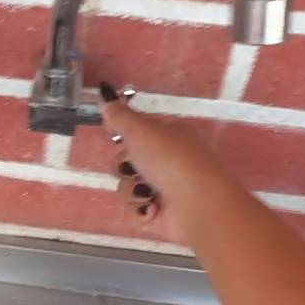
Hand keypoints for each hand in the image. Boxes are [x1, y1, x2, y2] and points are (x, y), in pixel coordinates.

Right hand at [99, 84, 235, 245]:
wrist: (200, 205)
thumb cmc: (172, 160)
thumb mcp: (142, 131)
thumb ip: (119, 115)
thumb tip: (104, 89)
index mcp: (167, 137)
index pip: (134, 133)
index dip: (122, 136)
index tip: (116, 137)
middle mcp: (165, 162)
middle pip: (124, 162)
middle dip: (125, 167)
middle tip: (137, 167)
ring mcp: (162, 190)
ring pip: (125, 188)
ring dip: (133, 191)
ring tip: (150, 194)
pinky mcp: (157, 216)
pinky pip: (132, 211)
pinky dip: (140, 211)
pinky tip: (155, 209)